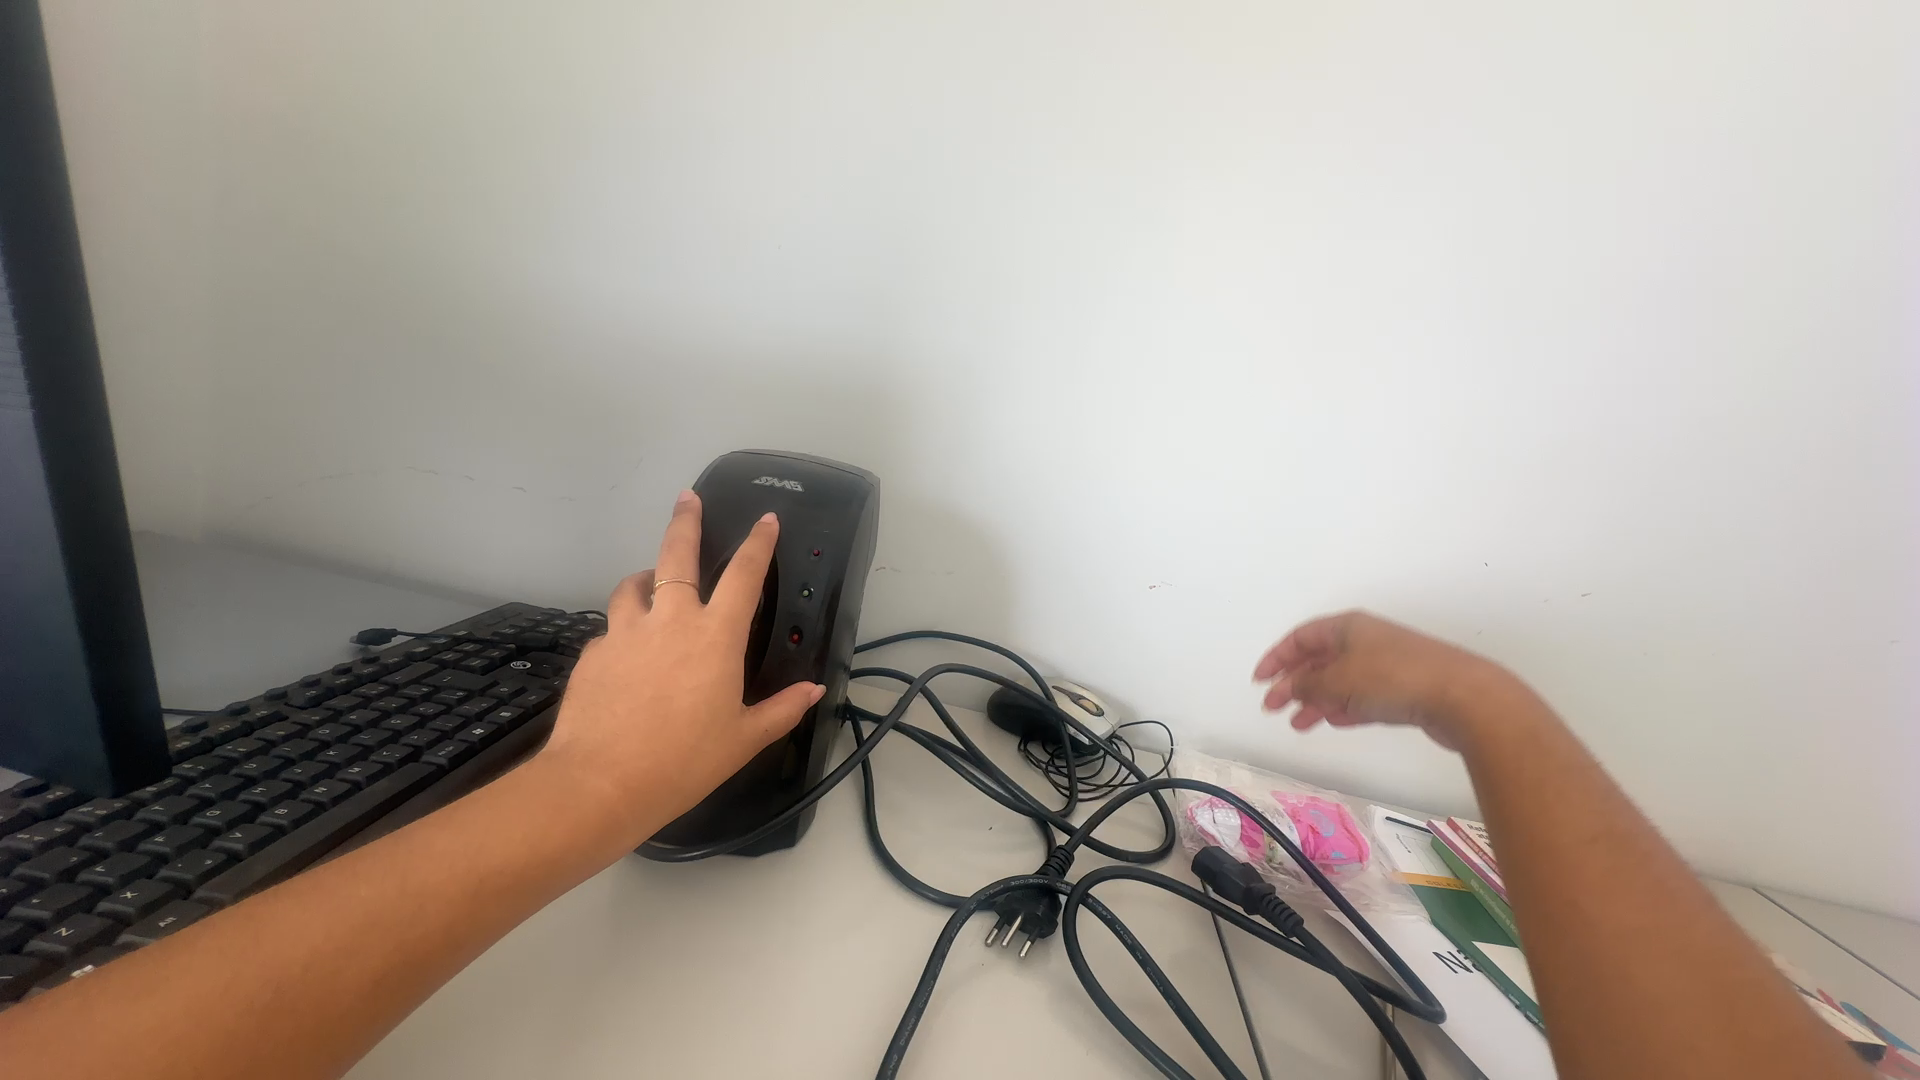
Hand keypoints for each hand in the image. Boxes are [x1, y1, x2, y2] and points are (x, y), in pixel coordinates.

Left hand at [533, 490, 823, 845]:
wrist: (599, 784)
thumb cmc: (683, 761)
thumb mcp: (744, 740)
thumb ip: (782, 709)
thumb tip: (814, 690)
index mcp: (715, 636)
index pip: (744, 575)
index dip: (758, 543)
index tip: (766, 518)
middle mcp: (670, 620)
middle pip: (676, 554)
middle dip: (685, 521)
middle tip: (687, 498)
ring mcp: (626, 633)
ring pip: (633, 585)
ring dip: (646, 576)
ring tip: (650, 582)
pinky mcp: (594, 654)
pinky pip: (613, 630)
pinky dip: (625, 630)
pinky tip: (628, 654)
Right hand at [1253, 611, 1518, 750]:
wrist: (1463, 697)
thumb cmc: (1393, 678)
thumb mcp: (1338, 680)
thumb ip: (1306, 685)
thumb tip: (1287, 687)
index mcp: (1347, 627)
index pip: (1301, 637)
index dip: (1276, 657)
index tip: (1259, 680)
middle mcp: (1364, 641)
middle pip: (1319, 660)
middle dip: (1294, 682)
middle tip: (1274, 706)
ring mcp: (1386, 665)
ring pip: (1339, 681)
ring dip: (1316, 700)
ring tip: (1300, 722)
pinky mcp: (1403, 690)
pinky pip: (1362, 696)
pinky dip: (1343, 706)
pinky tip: (1332, 720)